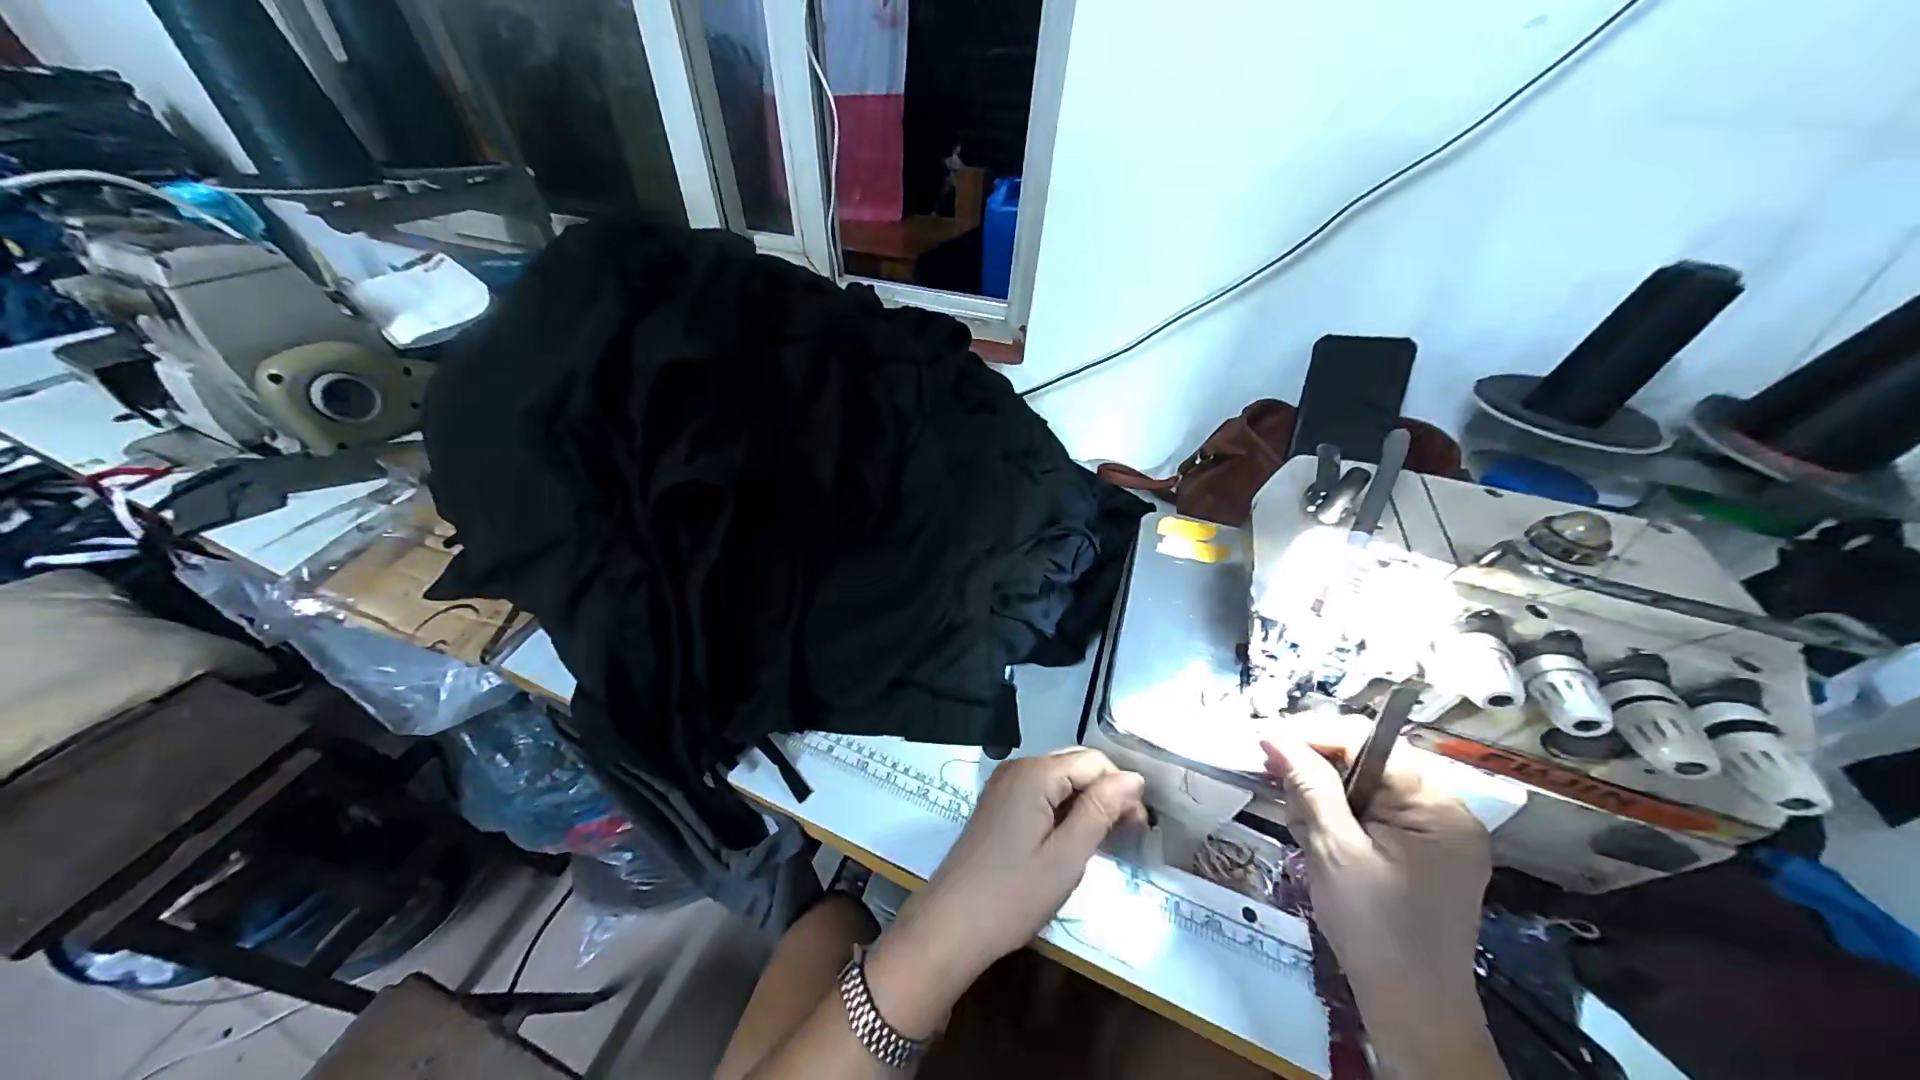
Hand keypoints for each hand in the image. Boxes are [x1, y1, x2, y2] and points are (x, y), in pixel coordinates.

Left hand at [867, 748, 1146, 1030]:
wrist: (951, 924)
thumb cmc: (1013, 895)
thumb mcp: (1067, 857)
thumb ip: (1100, 810)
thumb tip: (1133, 777)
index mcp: (1035, 773)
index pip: (1095, 762)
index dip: (1122, 791)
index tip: (1137, 830)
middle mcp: (1018, 767)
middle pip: (1077, 765)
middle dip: (1106, 794)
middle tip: (1124, 837)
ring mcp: (1004, 784)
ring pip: (1060, 780)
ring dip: (1085, 804)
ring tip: (1100, 843)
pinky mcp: (998, 804)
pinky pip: (1040, 793)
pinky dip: (1062, 810)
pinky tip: (1070, 841)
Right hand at [1263, 720, 1498, 1078]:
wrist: (1412, 1009)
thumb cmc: (1374, 929)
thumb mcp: (1333, 850)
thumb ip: (1308, 786)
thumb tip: (1274, 735)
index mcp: (1436, 806)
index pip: (1368, 744)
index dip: (1312, 735)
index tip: (1263, 738)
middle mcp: (1445, 809)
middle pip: (1366, 761)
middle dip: (1315, 770)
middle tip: (1273, 781)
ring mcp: (1436, 831)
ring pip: (1363, 785)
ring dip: (1322, 797)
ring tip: (1300, 826)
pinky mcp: (1421, 849)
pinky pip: (1371, 811)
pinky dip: (1338, 816)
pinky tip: (1317, 836)